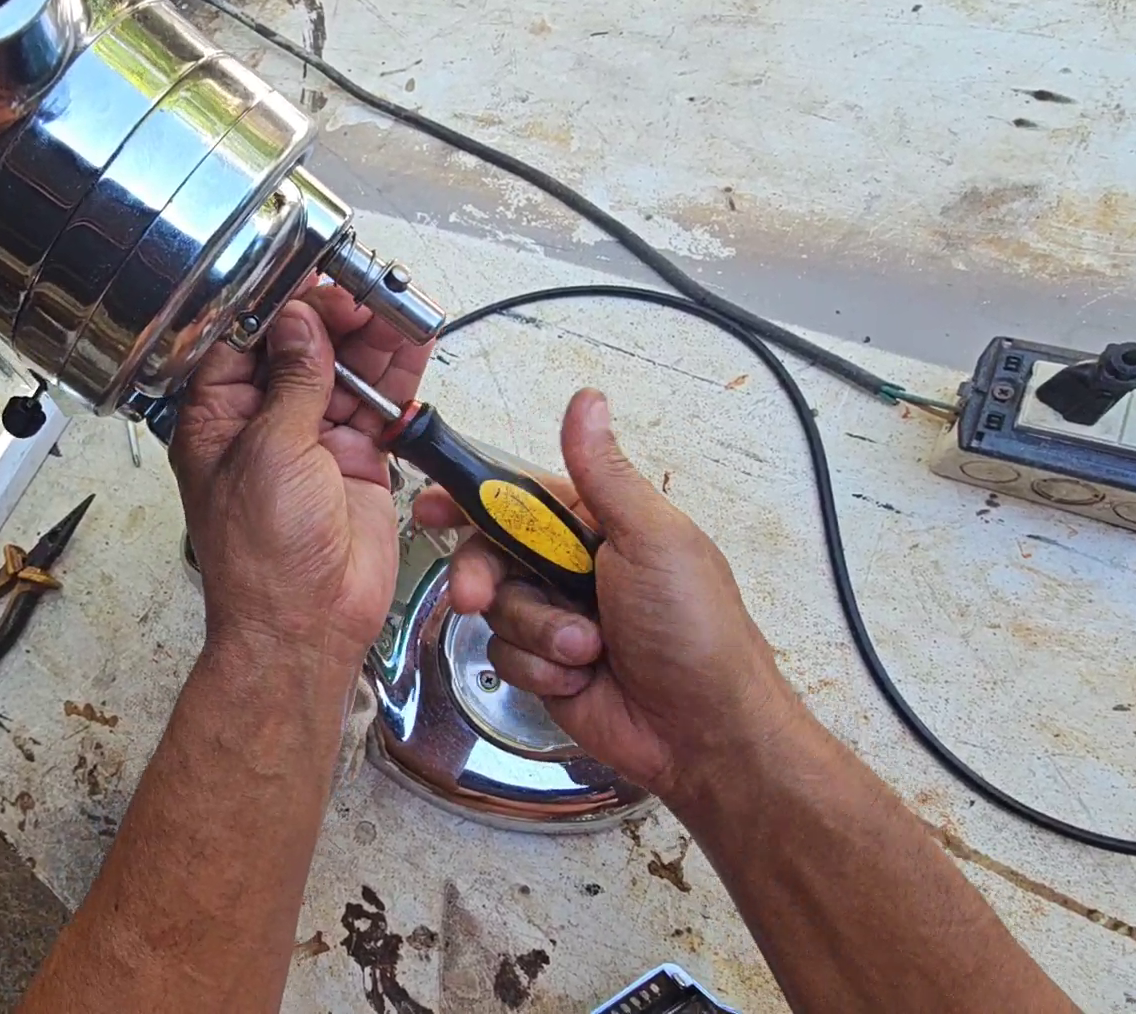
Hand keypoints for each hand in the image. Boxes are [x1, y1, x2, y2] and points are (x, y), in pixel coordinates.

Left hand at [171, 280, 430, 682]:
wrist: (308, 623)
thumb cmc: (262, 559)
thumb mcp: (270, 453)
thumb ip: (293, 383)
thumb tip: (301, 324)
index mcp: (218, 417)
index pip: (246, 340)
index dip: (280, 305)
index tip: (313, 278)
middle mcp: (263, 422)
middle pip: (301, 348)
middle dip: (335, 317)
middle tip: (366, 293)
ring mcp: (312, 437)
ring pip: (345, 370)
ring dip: (373, 339)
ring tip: (399, 309)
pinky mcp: (356, 456)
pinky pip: (379, 404)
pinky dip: (398, 376)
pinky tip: (413, 344)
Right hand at [414, 389, 805, 802]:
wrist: (703, 735)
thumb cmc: (694, 629)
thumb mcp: (652, 539)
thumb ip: (603, 474)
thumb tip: (586, 400)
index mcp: (591, 525)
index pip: (513, 498)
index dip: (466, 497)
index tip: (431, 505)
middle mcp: (564, 566)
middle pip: (485, 554)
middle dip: (480, 577)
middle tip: (472, 596)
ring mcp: (550, 615)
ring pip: (494, 608)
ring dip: (536, 631)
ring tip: (587, 648)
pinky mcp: (540, 661)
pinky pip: (504, 653)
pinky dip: (540, 668)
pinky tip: (580, 677)